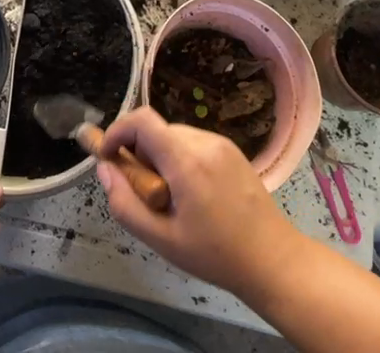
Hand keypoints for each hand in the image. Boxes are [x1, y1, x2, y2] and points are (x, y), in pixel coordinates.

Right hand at [95, 107, 301, 295]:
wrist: (274, 260)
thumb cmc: (216, 255)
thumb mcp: (162, 239)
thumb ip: (125, 204)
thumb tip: (105, 170)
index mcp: (186, 161)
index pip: (142, 120)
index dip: (117, 131)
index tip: (108, 157)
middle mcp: (204, 142)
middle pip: (157, 131)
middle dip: (140, 155)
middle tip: (145, 193)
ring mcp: (222, 143)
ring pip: (174, 137)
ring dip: (161, 158)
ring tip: (172, 199)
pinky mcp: (233, 150)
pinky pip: (194, 144)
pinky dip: (181, 159)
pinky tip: (194, 195)